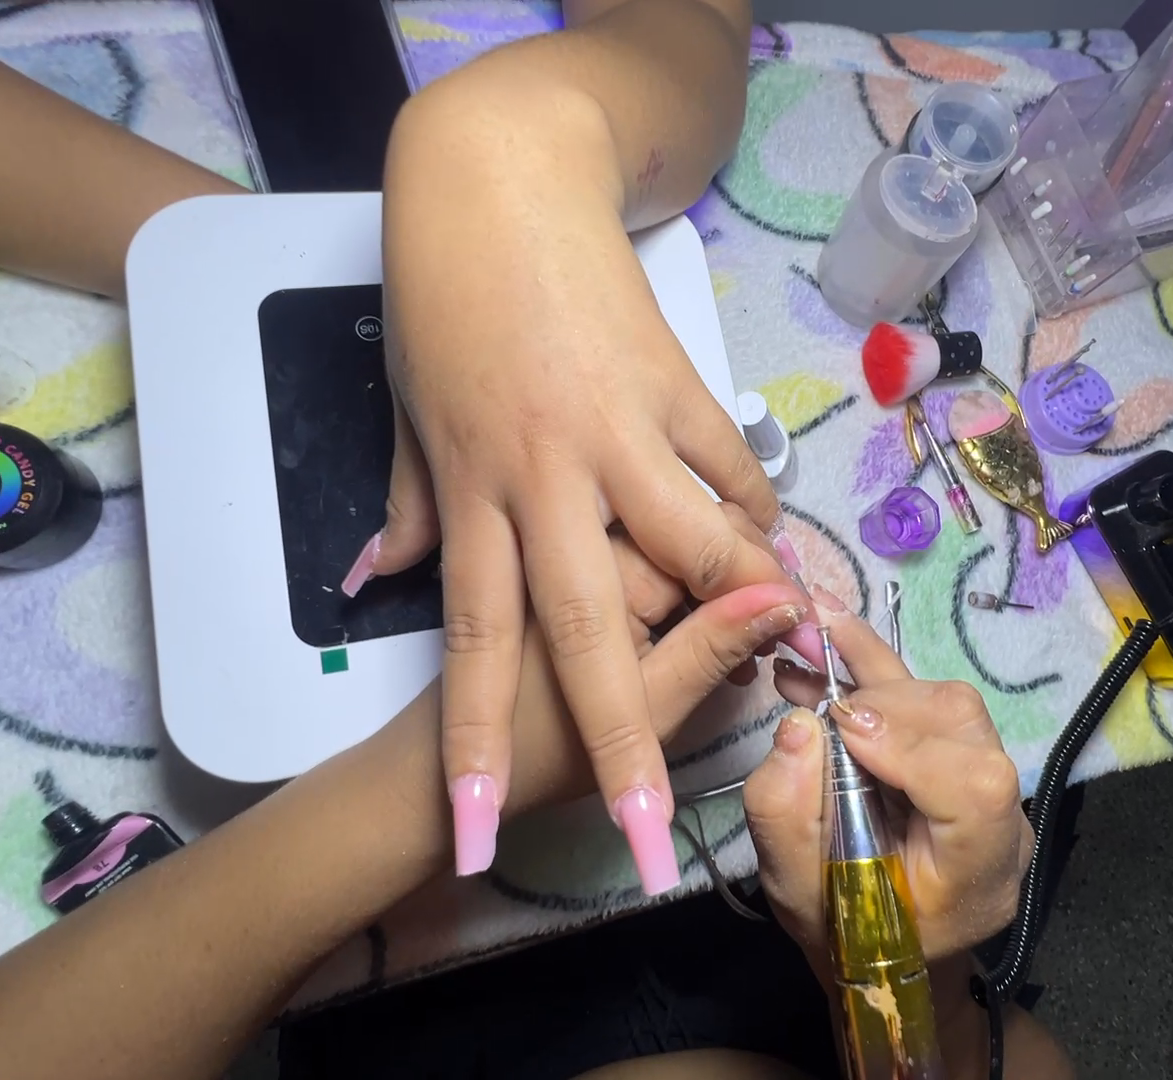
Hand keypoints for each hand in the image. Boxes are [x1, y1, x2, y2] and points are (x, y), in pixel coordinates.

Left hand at [368, 82, 788, 893]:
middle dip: (621, 739)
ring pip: (693, 544)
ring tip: (787, 650)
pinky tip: (773, 537)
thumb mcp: (412, 410)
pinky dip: (755, 509)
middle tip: (649, 827)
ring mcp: (617, 430)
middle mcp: (546, 478)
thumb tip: (385, 580)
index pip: (477, 642)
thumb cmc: (446, 299)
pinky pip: (727, 468)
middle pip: (588, 628)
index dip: (475, 744)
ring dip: (745, 602)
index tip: (478, 832)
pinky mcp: (674, 383)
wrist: (499, 179)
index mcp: (476, 492)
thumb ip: (410, 506)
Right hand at [745, 591, 1032, 964]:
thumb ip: (786, 816)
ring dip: (874, 675)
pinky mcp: (966, 751)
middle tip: (815, 702)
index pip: (977, 789)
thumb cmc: (844, 929)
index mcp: (975, 877)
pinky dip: (876, 666)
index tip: (841, 725)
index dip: (910, 743)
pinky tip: (831, 637)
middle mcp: (1001, 823)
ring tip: (808, 654)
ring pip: (950, 700)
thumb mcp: (793, 890)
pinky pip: (931, 696)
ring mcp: (992, 782)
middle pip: (965, 727)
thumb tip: (799, 723)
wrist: (883, 941)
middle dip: (882, 702)